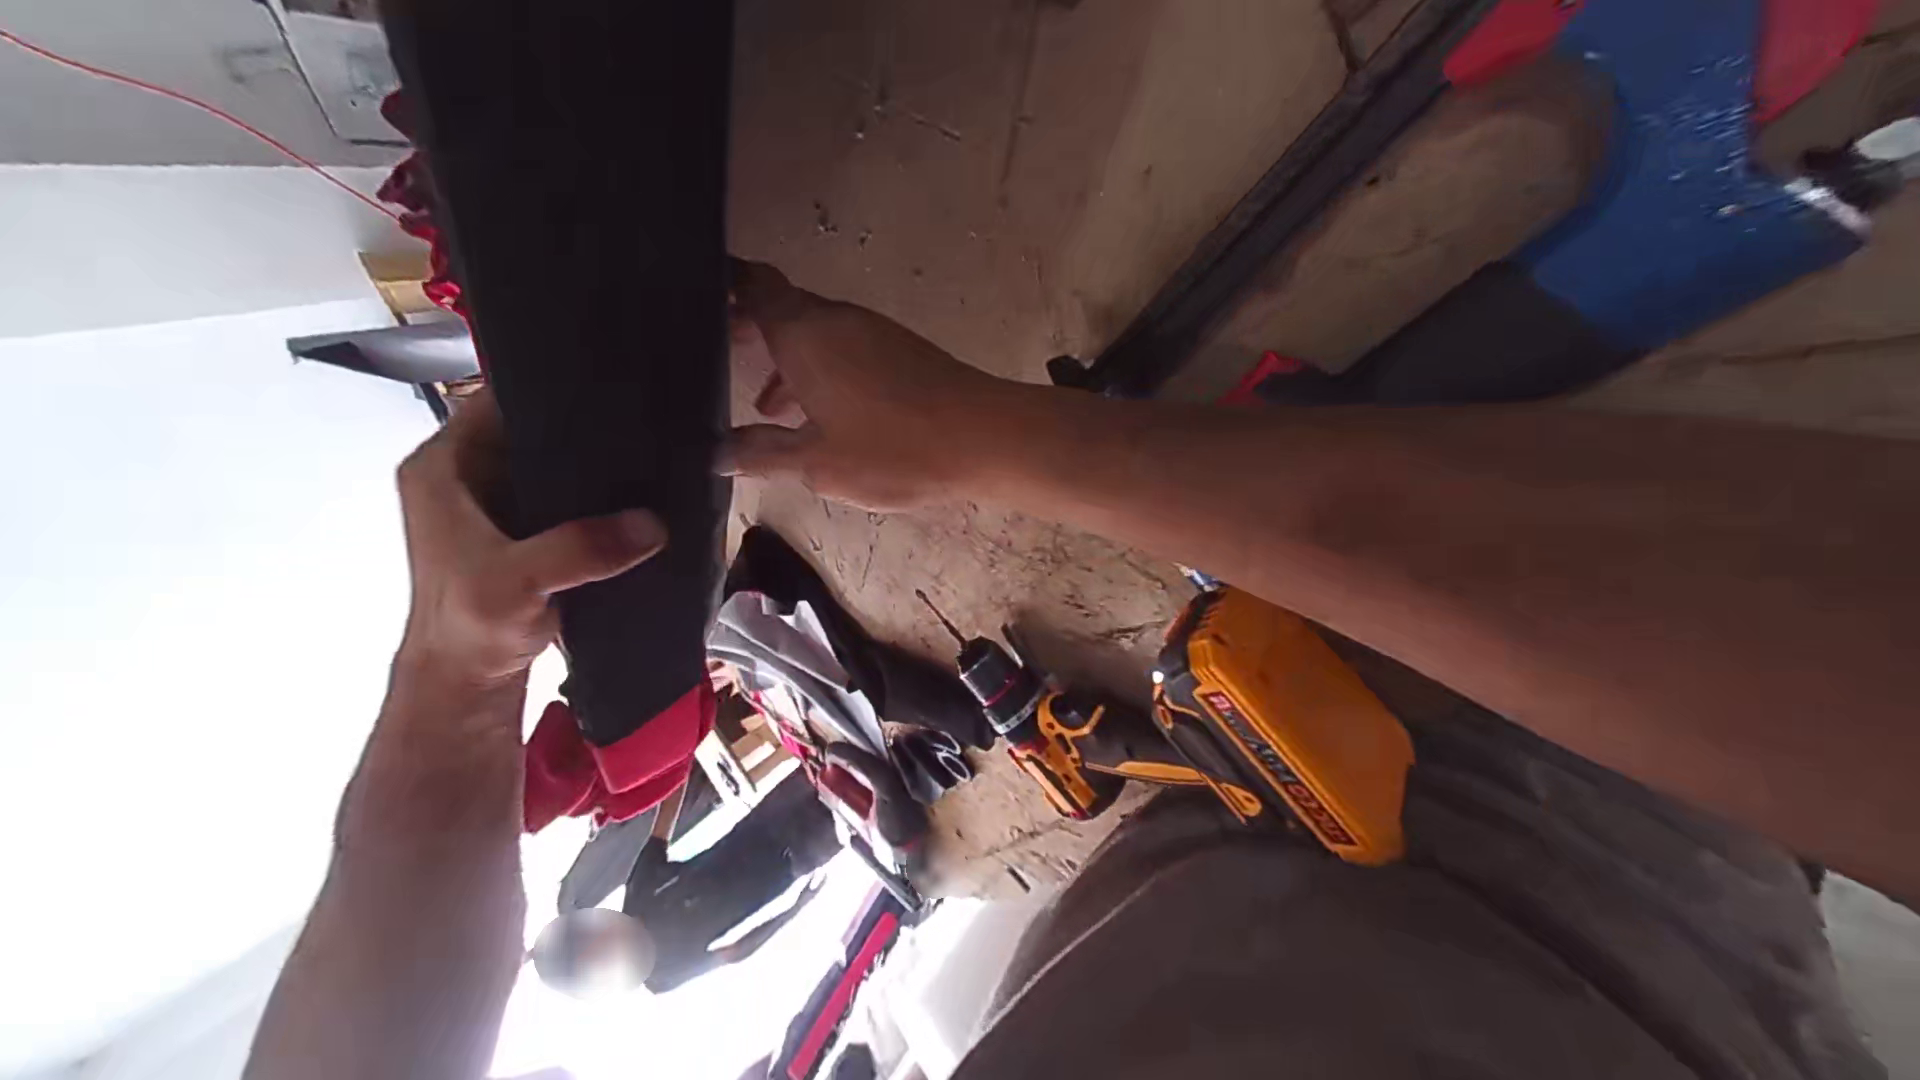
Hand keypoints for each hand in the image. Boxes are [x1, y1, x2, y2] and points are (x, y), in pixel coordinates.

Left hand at [395, 390, 666, 692]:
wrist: (468, 681)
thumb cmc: (470, 626)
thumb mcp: (517, 583)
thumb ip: (579, 550)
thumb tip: (657, 524)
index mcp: (443, 467)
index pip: (501, 400)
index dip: (552, 386)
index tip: (613, 385)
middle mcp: (470, 474)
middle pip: (536, 428)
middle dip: (588, 425)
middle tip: (650, 419)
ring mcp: (501, 502)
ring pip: (558, 463)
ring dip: (600, 463)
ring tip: (655, 449)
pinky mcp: (530, 529)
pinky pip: (571, 497)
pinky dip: (603, 495)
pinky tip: (642, 494)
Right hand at [722, 261, 1009, 509]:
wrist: (983, 438)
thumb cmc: (892, 448)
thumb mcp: (817, 462)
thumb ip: (763, 453)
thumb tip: (718, 453)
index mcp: (805, 334)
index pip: (752, 286)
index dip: (723, 290)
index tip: (697, 308)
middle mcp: (837, 320)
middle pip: (782, 310)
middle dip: (751, 333)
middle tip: (722, 363)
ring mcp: (873, 332)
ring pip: (816, 336)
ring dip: (789, 364)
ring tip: (767, 411)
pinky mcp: (900, 351)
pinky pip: (845, 351)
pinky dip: (822, 374)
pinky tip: (821, 418)